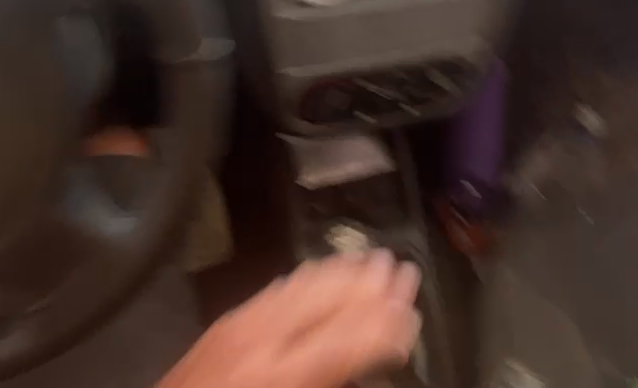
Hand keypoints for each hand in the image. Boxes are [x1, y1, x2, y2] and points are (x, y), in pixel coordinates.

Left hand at [160, 250, 421, 387]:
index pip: (344, 342)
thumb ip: (327, 378)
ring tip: (374, 260)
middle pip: (326, 299)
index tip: (410, 312)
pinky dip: (309, 276)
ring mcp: (240, 324)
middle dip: (368, 284)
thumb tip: (361, 361)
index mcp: (278, 376)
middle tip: (403, 270)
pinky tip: (323, 271)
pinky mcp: (227, 321)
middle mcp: (260, 340)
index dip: (383, 326)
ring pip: (303, 285)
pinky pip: (277, 288)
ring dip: (342, 272)